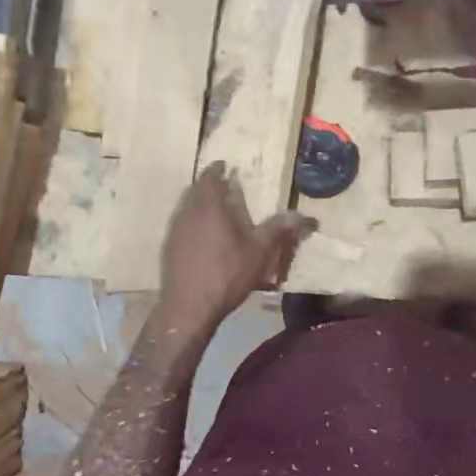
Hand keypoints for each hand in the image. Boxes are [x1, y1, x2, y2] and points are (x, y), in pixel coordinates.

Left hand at [157, 163, 313, 335]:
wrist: (189, 308)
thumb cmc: (227, 274)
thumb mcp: (260, 252)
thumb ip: (280, 229)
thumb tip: (307, 216)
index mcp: (208, 206)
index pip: (209, 176)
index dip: (218, 169)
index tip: (228, 167)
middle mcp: (187, 213)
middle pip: (196, 191)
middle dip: (211, 188)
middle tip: (228, 191)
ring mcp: (174, 232)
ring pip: (188, 209)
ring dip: (203, 208)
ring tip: (221, 215)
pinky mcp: (169, 249)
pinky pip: (184, 227)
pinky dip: (196, 226)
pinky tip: (208, 241)